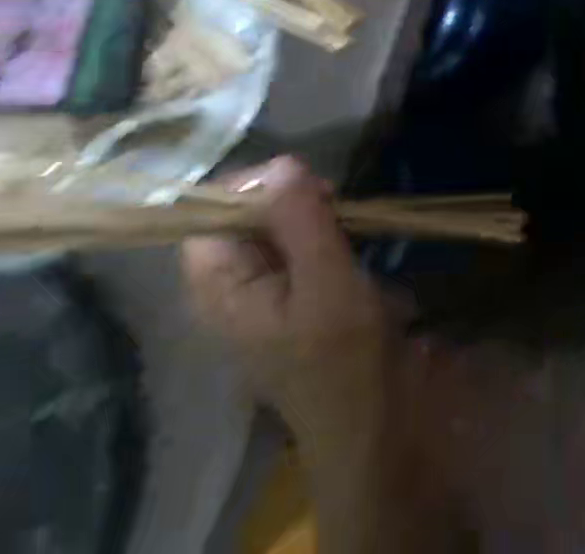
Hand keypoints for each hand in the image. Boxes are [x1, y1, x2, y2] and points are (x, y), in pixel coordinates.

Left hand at [182, 157, 393, 449]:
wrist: (375, 423)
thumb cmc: (342, 358)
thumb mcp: (326, 282)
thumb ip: (301, 221)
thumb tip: (281, 161)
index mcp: (219, 287)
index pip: (208, 214)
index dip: (249, 187)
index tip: (302, 181)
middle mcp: (232, 286)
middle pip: (242, 217)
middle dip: (287, 198)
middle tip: (333, 198)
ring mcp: (266, 292)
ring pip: (274, 229)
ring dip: (310, 214)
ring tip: (347, 216)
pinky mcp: (296, 295)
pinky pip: (298, 247)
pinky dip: (322, 233)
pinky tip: (350, 237)